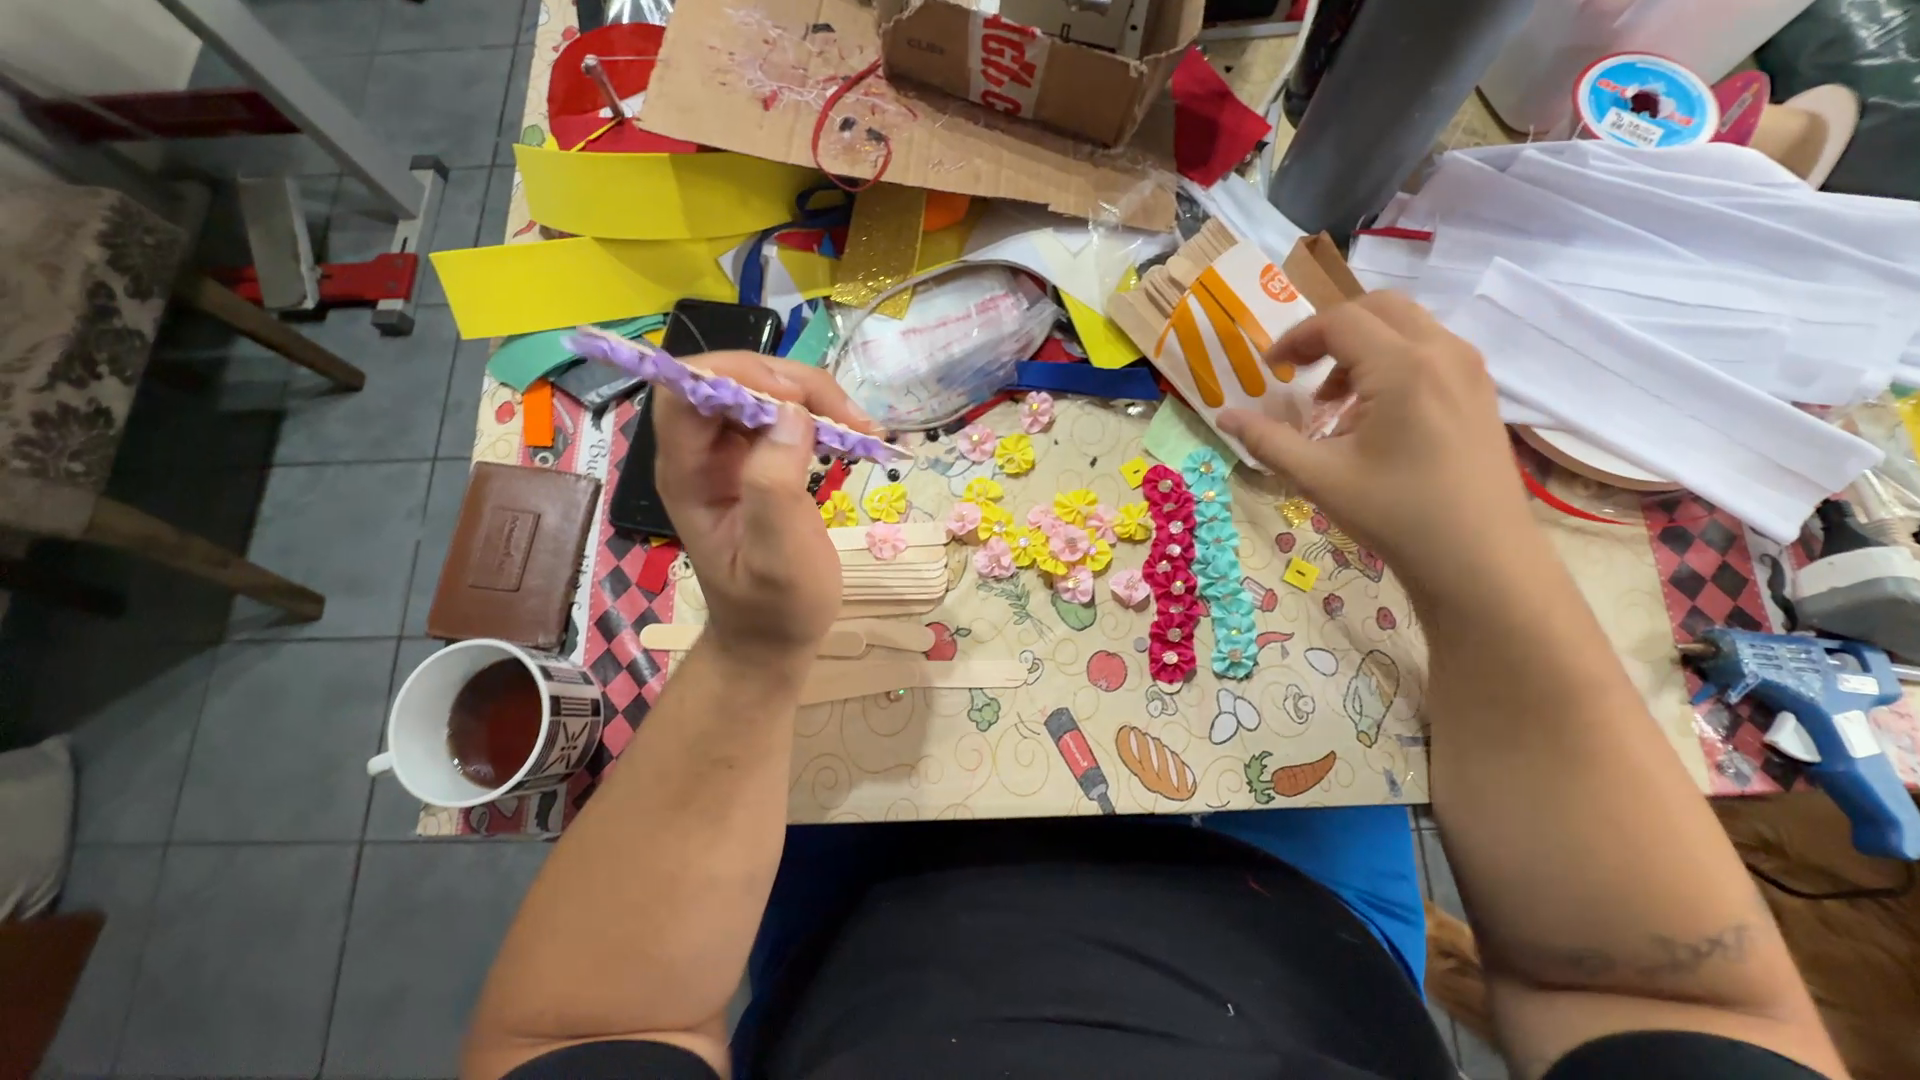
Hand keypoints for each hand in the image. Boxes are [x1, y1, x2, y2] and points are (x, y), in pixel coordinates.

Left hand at [652, 352, 873, 667]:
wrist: (774, 636)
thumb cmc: (775, 607)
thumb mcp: (778, 557)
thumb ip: (775, 487)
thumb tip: (792, 413)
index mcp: (687, 473)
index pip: (686, 391)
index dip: (736, 376)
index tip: (797, 400)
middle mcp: (700, 453)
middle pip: (730, 379)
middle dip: (790, 383)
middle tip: (847, 416)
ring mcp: (728, 453)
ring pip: (763, 389)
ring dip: (814, 396)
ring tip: (862, 428)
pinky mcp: (757, 458)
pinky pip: (784, 412)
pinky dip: (821, 413)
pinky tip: (855, 435)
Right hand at [1217, 292, 1537, 603]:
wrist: (1480, 559)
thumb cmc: (1396, 515)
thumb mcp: (1320, 478)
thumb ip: (1267, 441)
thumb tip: (1223, 417)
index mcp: (1402, 367)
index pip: (1340, 322)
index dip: (1297, 339)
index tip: (1270, 369)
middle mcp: (1443, 353)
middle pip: (1379, 308)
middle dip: (1332, 330)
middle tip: (1300, 369)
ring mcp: (1469, 371)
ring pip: (1409, 326)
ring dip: (1364, 347)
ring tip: (1334, 400)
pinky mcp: (1481, 393)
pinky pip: (1431, 352)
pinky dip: (1393, 362)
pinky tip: (1374, 415)